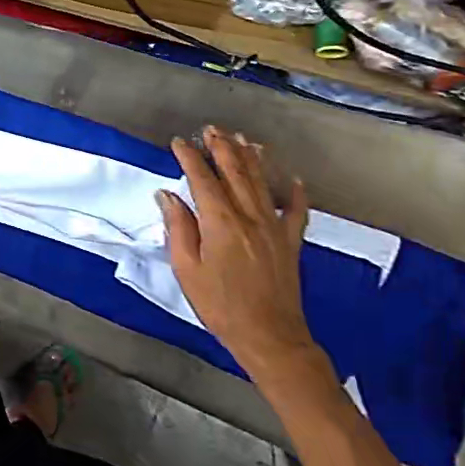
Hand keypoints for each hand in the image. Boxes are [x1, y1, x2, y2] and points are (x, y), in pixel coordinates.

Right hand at [158, 125, 320, 376]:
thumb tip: (168, 195)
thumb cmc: (221, 306)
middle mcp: (250, 215)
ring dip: (251, 156)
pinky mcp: (291, 240)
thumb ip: (178, 228)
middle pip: (235, 171)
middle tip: (210, 129)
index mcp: (221, 222)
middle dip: (221, 146)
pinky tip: (293, 178)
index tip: (179, 142)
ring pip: (262, 181)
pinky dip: (295, 192)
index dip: (190, 157)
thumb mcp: (188, 270)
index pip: (202, 179)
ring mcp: (275, 225)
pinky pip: (296, 210)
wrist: (270, 336)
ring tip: (241, 138)